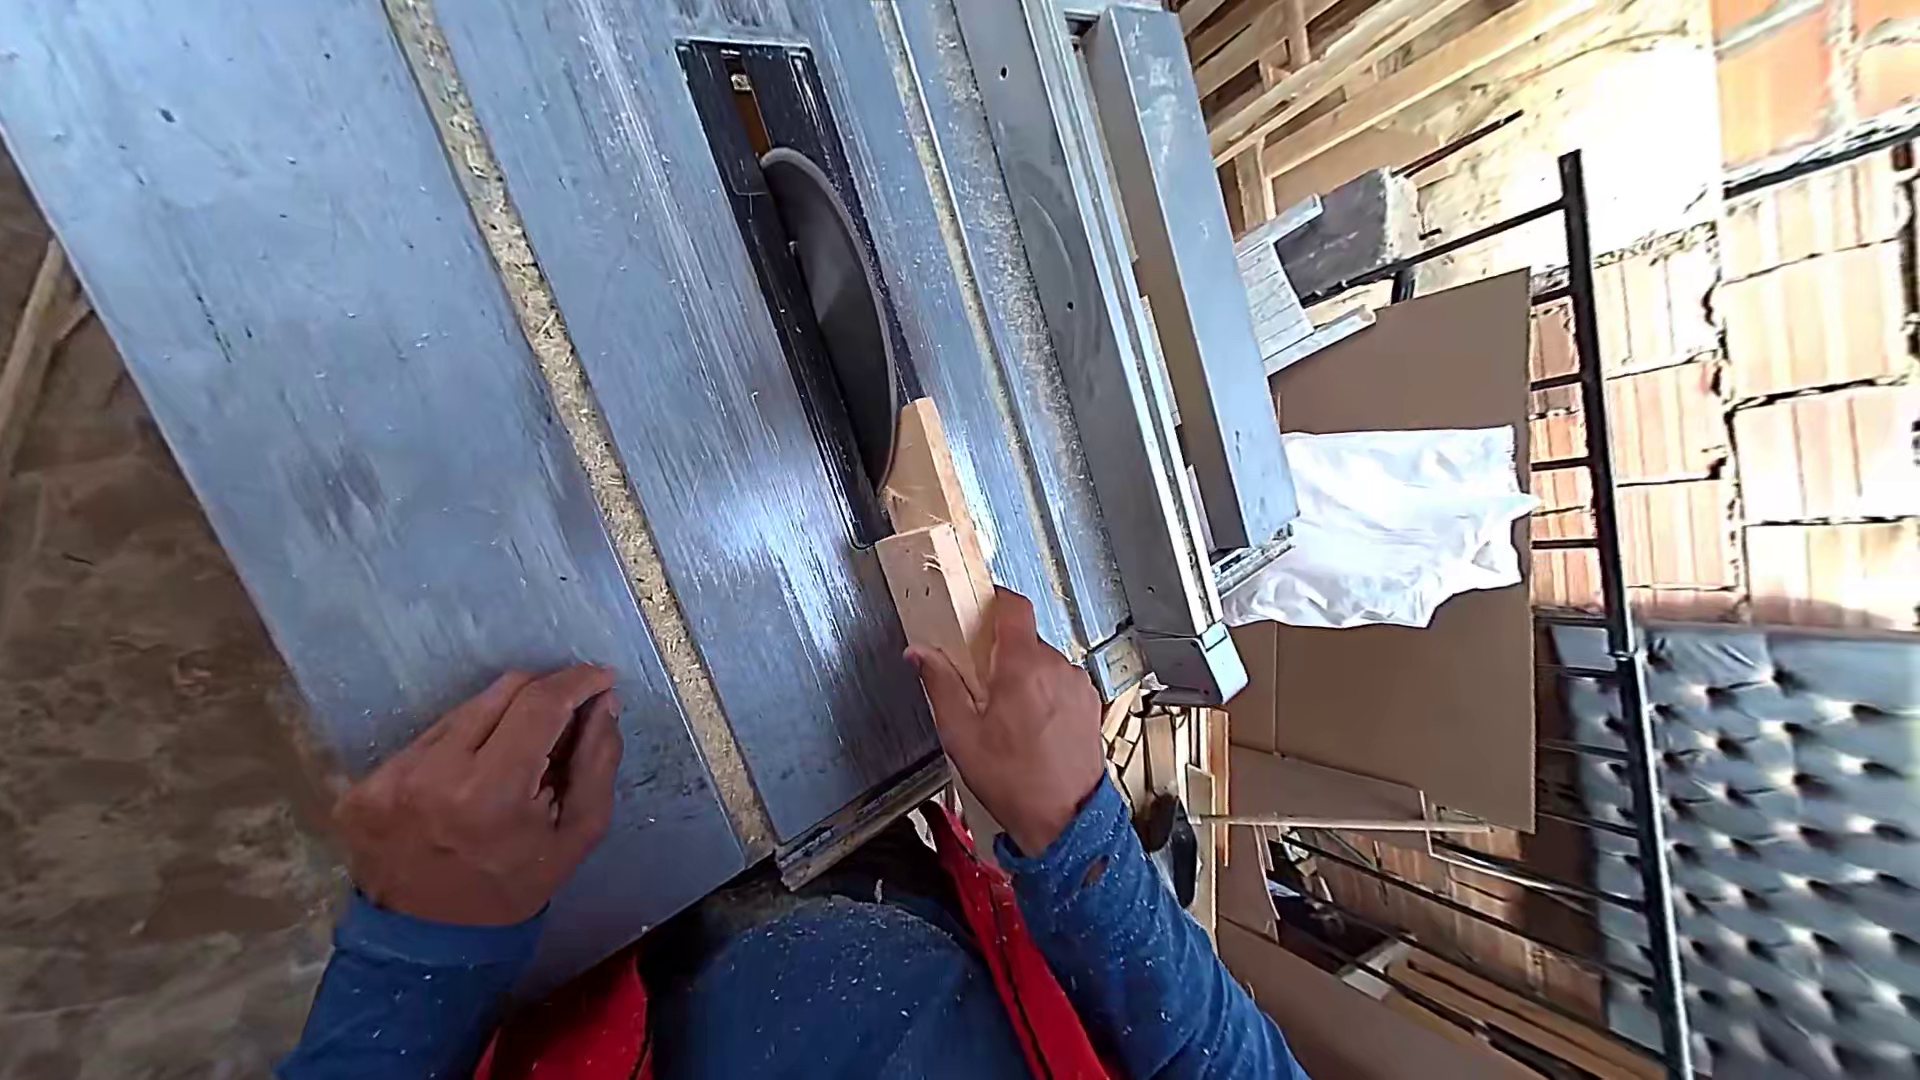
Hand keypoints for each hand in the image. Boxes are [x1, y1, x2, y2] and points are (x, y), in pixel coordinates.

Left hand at [333, 665, 624, 925]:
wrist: (428, 941)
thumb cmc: (519, 881)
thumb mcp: (584, 827)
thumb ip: (600, 756)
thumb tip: (604, 701)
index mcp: (489, 792)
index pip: (541, 703)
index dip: (579, 680)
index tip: (603, 677)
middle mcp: (431, 775)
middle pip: (505, 690)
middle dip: (549, 690)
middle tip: (573, 709)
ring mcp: (388, 779)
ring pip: (470, 705)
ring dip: (510, 711)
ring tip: (528, 742)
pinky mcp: (363, 786)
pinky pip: (436, 732)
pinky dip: (473, 734)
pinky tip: (485, 762)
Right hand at [909, 588, 1105, 856]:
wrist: (1067, 821)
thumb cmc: (1018, 784)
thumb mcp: (961, 735)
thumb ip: (940, 685)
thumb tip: (921, 656)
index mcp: (1022, 669)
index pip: (1014, 606)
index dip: (995, 599)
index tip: (981, 605)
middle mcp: (1056, 669)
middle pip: (1023, 636)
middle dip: (1000, 651)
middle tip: (982, 680)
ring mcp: (1077, 685)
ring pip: (1042, 659)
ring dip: (1023, 673)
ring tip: (1007, 712)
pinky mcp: (1089, 701)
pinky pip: (1060, 679)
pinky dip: (1043, 689)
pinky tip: (1031, 723)